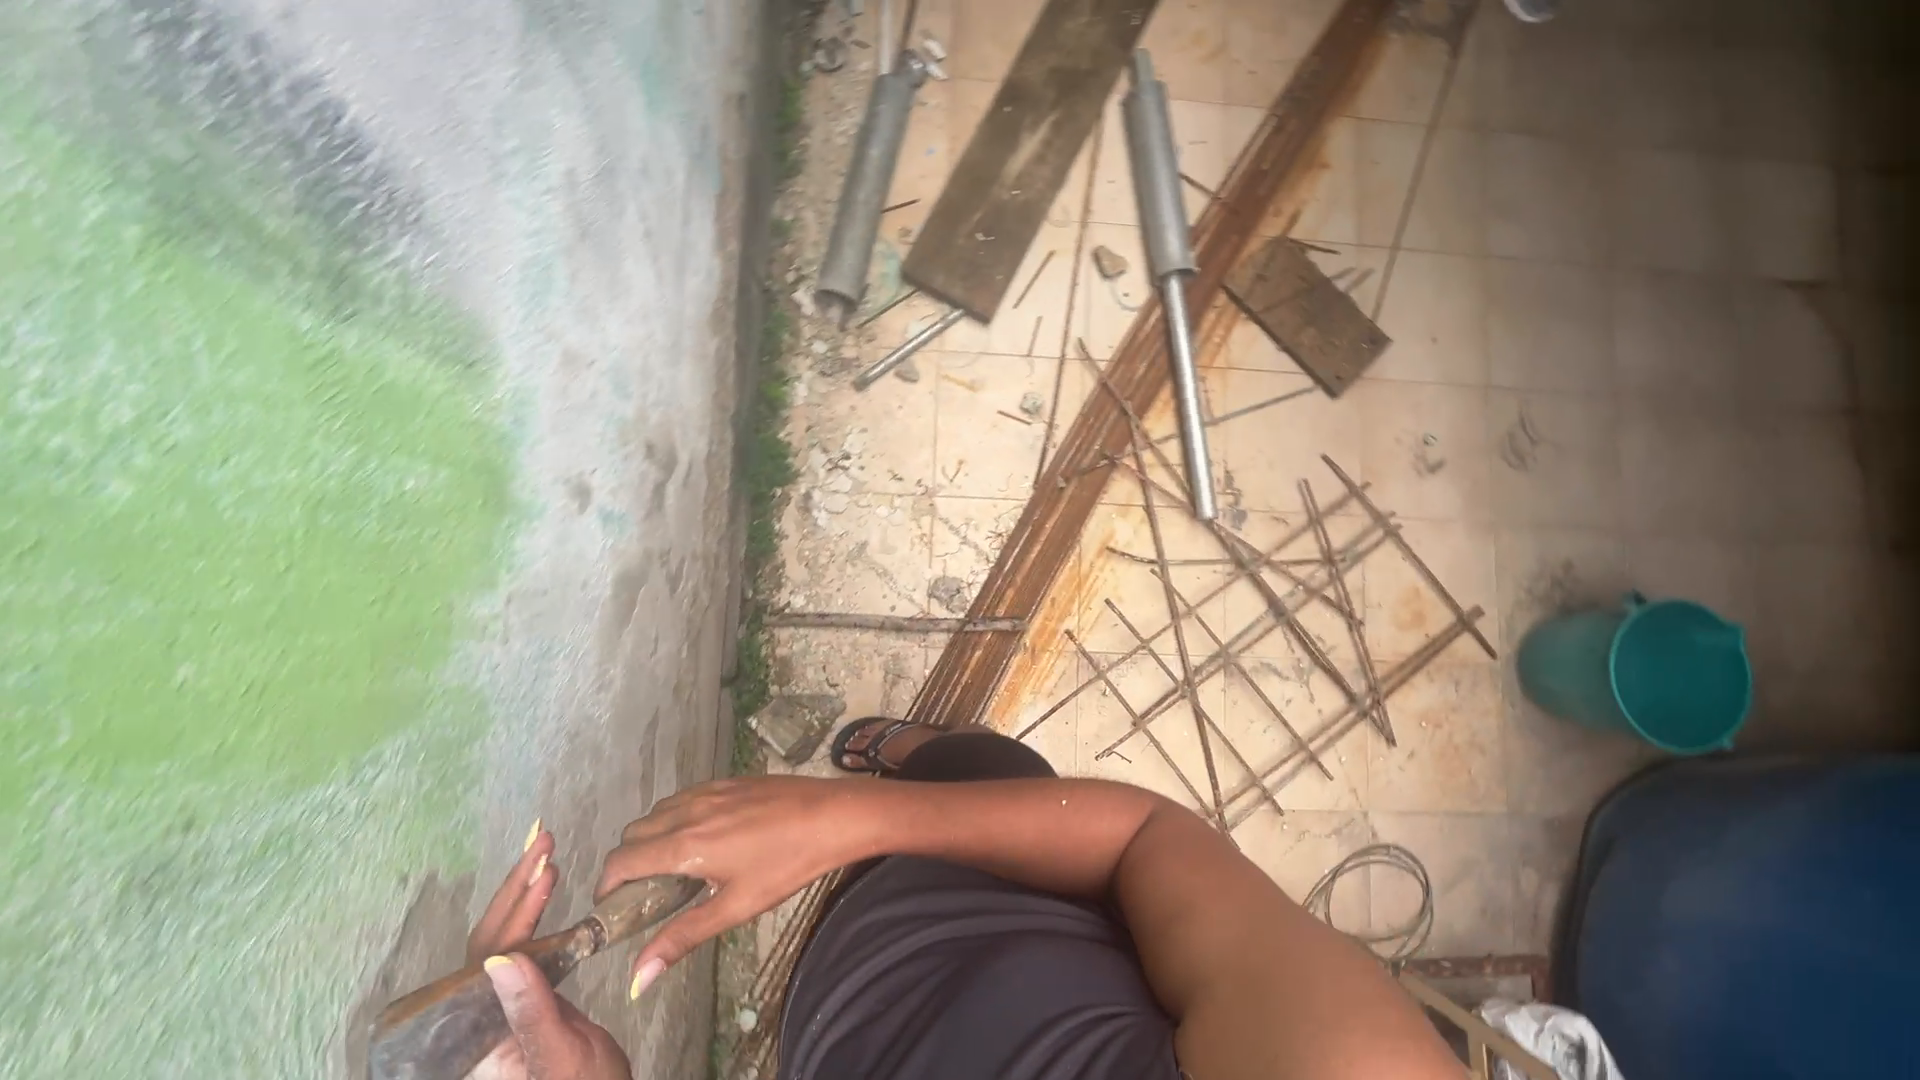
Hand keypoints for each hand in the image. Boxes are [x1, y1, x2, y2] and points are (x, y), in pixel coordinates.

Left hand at [464, 826, 630, 1079]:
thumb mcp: (556, 1059)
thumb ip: (530, 1011)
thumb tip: (501, 959)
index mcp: (473, 1035)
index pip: (485, 961)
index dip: (514, 914)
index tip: (545, 872)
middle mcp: (479, 1017)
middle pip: (489, 942)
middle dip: (516, 889)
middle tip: (543, 840)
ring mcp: (505, 1006)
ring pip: (506, 940)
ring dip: (526, 893)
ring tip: (548, 852)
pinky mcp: (530, 1001)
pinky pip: (528, 949)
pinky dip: (539, 914)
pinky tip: (552, 889)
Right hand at [596, 776, 880, 994]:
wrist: (833, 815)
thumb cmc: (787, 865)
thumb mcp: (736, 907)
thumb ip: (682, 937)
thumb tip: (636, 979)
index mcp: (685, 844)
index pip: (621, 859)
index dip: (607, 885)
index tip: (615, 907)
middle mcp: (688, 810)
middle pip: (634, 832)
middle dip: (628, 861)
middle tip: (649, 892)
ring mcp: (710, 790)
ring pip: (659, 810)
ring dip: (652, 836)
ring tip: (677, 867)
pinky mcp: (729, 780)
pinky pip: (685, 796)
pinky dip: (677, 816)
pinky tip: (705, 837)